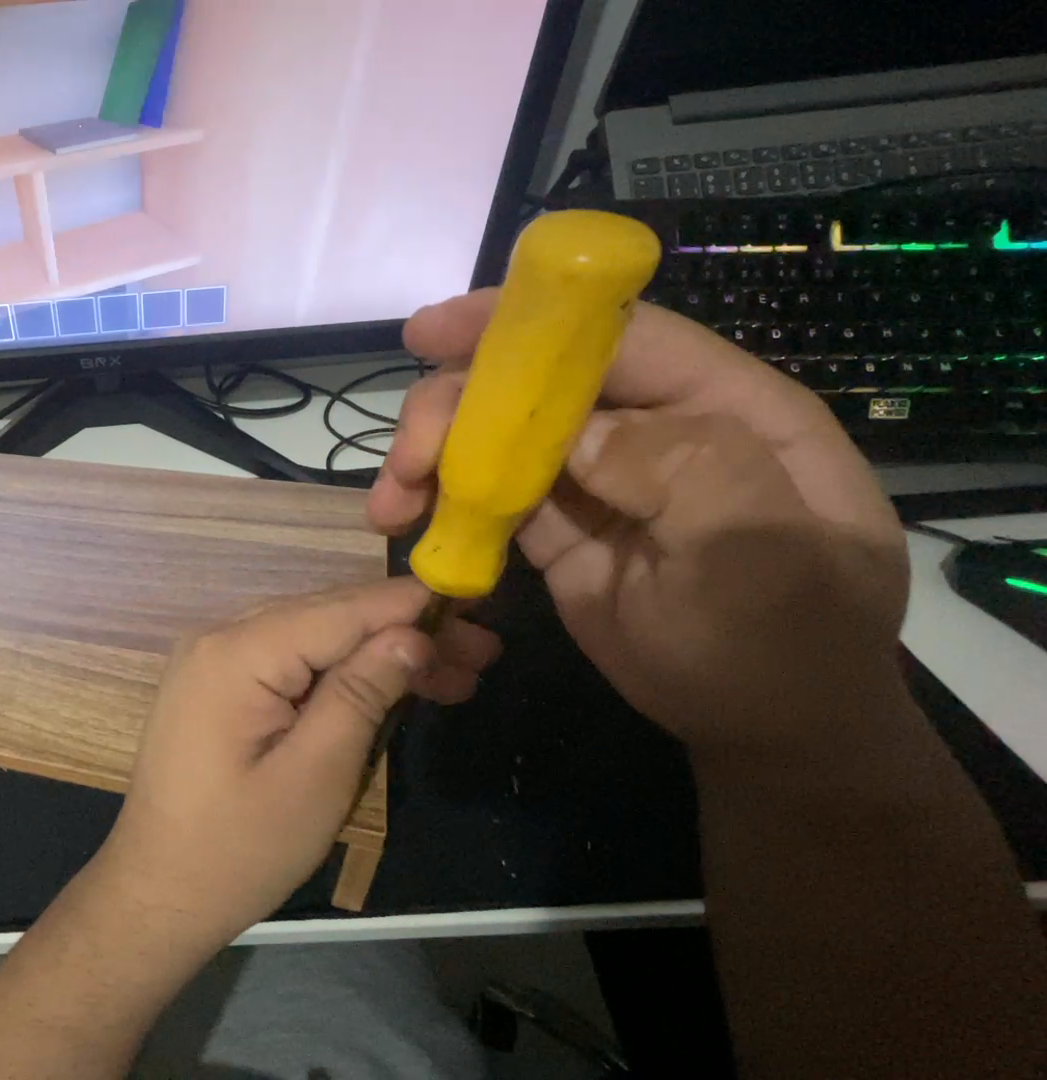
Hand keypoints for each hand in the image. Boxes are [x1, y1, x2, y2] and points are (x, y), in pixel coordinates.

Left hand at [92, 579, 500, 947]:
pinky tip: (387, 685)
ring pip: (310, 636)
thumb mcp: (317, 775)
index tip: (477, 607)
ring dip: (375, 652)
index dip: (409, 605)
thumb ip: (362, 694)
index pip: (338, 609)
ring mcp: (209, 659)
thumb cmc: (239, 847)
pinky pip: (285, 659)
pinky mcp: (214, 684)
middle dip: (402, 631)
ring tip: (452, 675)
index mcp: (235, 653)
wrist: (158, 889)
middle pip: (325, 616)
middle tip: (480, 654)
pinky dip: (336, 671)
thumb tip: (412, 632)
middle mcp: (216, 638)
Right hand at [369, 293, 909, 755]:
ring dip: (429, 457)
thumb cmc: (782, 644)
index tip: (430, 331)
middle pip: (531, 382)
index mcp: (721, 410)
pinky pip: (482, 494)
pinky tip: (403, 523)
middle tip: (404, 464)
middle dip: (451, 408)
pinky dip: (436, 502)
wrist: (760, 727)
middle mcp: (648, 428)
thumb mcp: (760, 559)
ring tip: (389, 506)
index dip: (523, 321)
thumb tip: (578, 432)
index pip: (615, 337)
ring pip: (493, 434)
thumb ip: (685, 471)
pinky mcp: (551, 524)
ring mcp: (593, 477)